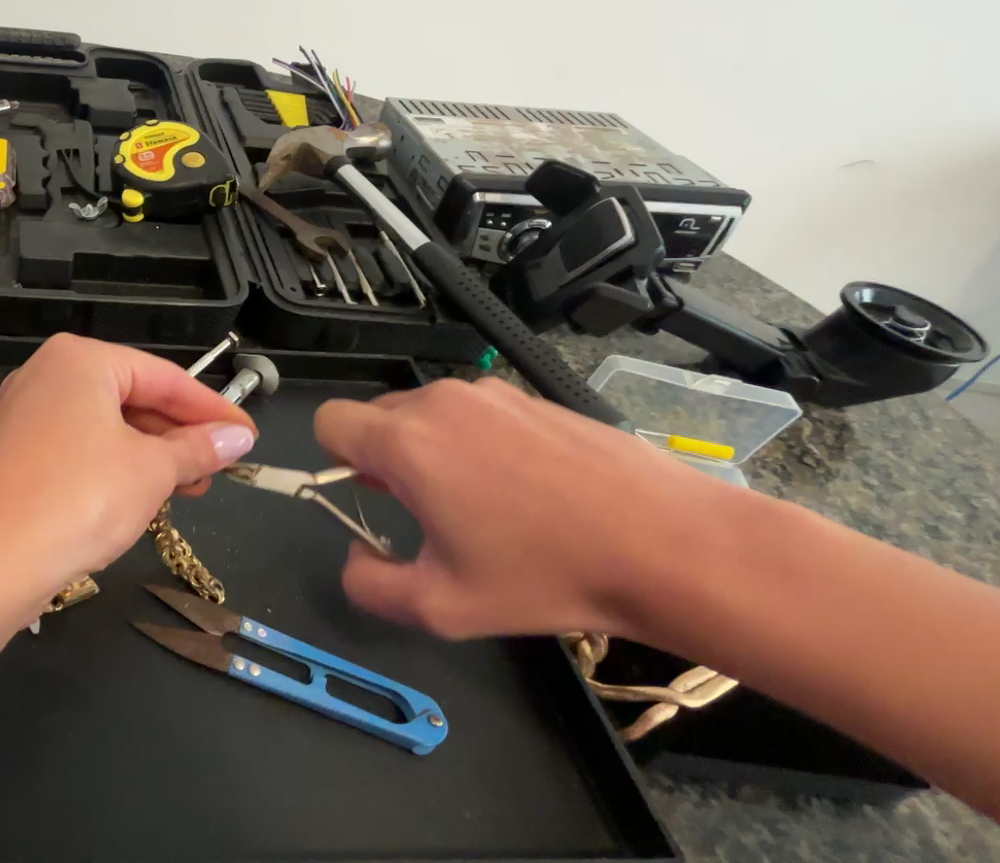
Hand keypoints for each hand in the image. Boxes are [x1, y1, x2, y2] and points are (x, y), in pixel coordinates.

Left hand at [0, 334, 258, 592]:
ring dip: (148, 457)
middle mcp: (46, 375)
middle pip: (131, 399)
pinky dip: (112, 468)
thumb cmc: (79, 499)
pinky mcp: (11, 454)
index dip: (212, 409)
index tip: (248, 437)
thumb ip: (198, 448)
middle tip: (217, 469)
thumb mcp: (151, 472)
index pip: (164, 377)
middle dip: (177, 436)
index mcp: (81, 360)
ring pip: (104, 427)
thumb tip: (238, 436)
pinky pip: (76, 449)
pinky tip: (135, 499)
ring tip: (185, 490)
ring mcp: (23, 414)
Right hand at [316, 377, 731, 639]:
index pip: (328, 421)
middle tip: (428, 511)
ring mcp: (490, 394)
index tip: (372, 495)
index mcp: (406, 442)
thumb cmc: (547, 575)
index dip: (334, 460)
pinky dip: (475, 442)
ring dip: (430, 449)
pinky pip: (473, 413)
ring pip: (424, 413)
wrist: (671, 545)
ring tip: (484, 501)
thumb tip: (356, 558)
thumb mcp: (441, 607)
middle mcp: (439, 402)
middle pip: (374, 416)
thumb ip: (368, 586)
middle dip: (382, 458)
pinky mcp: (532, 396)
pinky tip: (526, 487)